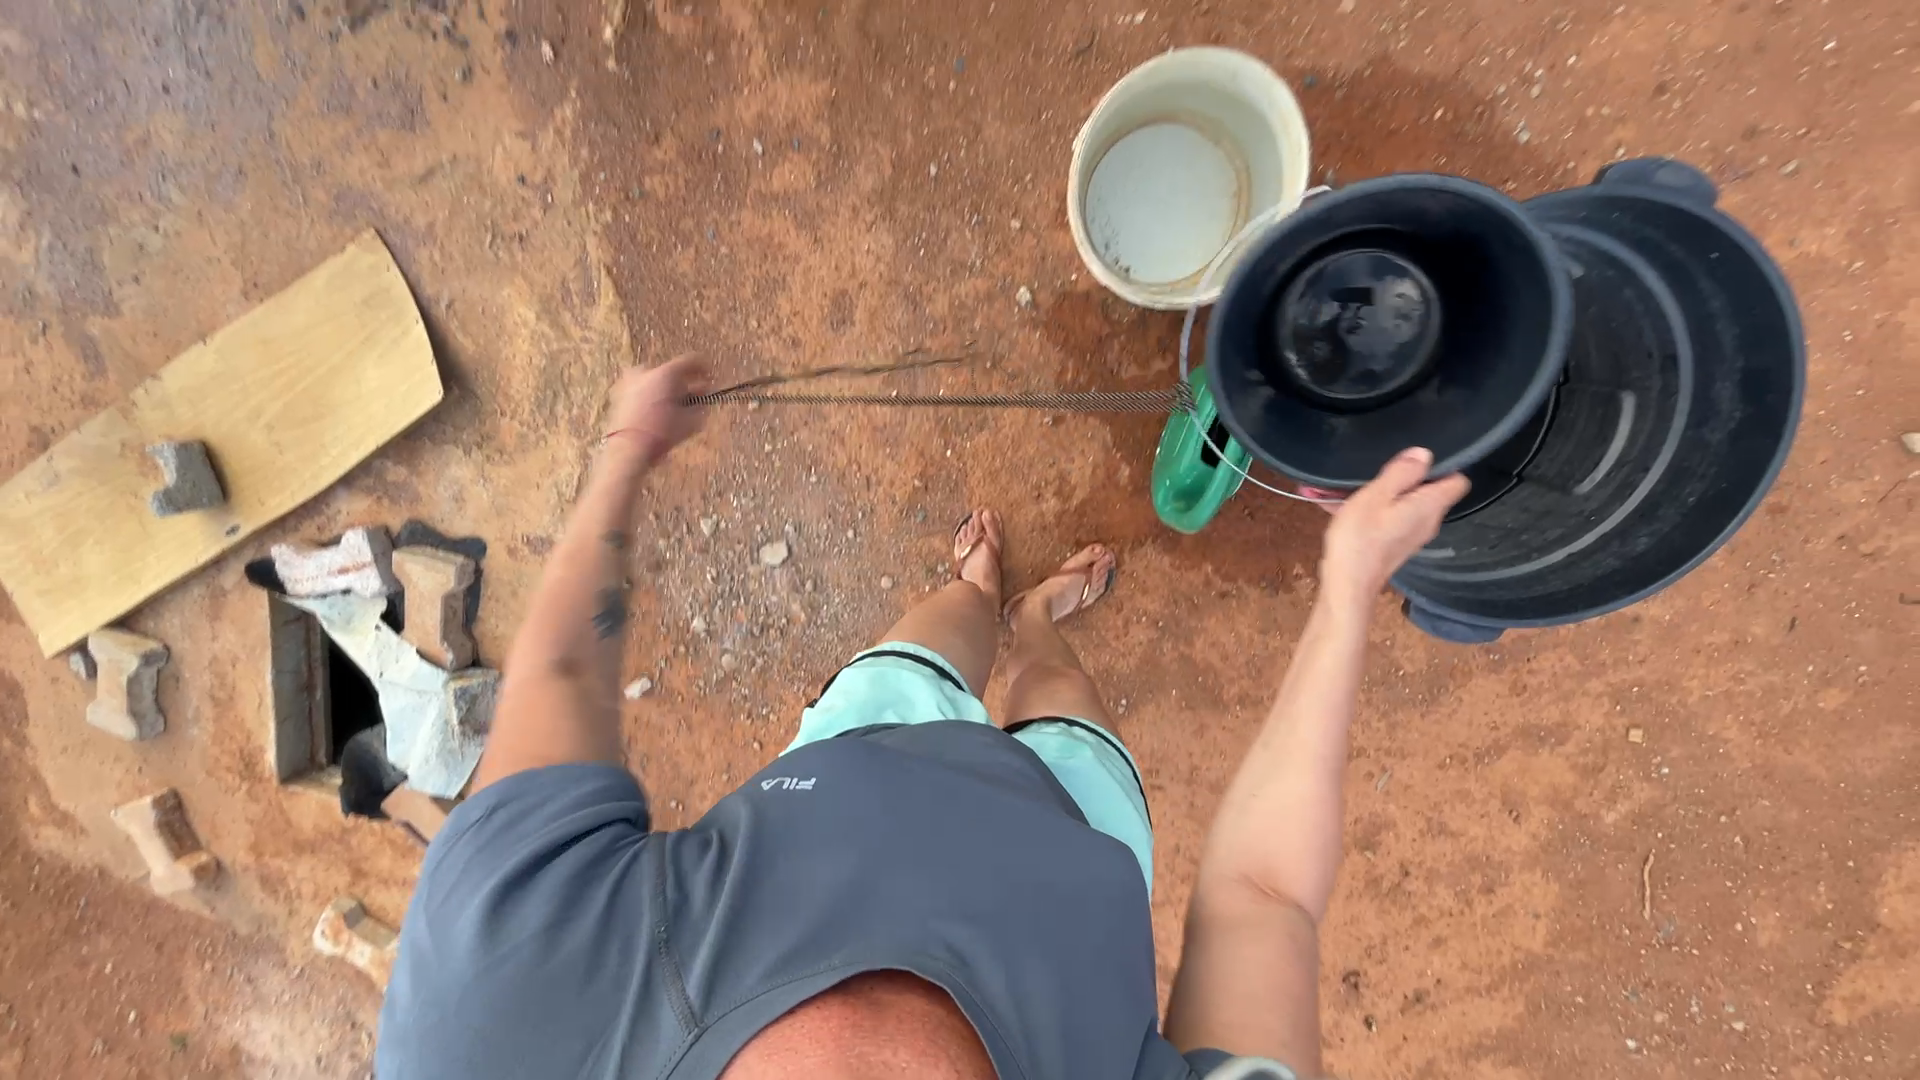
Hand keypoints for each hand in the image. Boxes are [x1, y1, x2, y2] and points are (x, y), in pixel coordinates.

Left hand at [602, 356, 708, 465]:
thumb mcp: (691, 420)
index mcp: (665, 373)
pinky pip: (643, 389)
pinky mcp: (620, 394)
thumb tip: (704, 395)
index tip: (709, 376)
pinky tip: (659, 412)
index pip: (690, 361)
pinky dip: (652, 396)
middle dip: (683, 383)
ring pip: (656, 381)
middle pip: (671, 372)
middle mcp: (646, 372)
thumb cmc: (661, 433)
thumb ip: (701, 402)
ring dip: (667, 389)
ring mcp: (630, 381)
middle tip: (693, 395)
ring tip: (675, 406)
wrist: (629, 446)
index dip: (703, 368)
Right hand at [1317, 448, 1468, 607]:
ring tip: (1349, 491)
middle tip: (1374, 474)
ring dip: (1381, 495)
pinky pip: (1389, 519)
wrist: (1347, 583)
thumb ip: (1401, 473)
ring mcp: (1411, 536)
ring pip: (1404, 505)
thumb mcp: (1376, 496)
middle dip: (1403, 479)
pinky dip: (1371, 511)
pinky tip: (1340, 509)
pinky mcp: (1394, 546)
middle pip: (1428, 492)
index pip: (1458, 480)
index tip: (1411, 463)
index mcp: (1430, 506)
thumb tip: (1424, 454)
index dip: (1441, 467)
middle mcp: (1428, 521)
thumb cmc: (1360, 537)